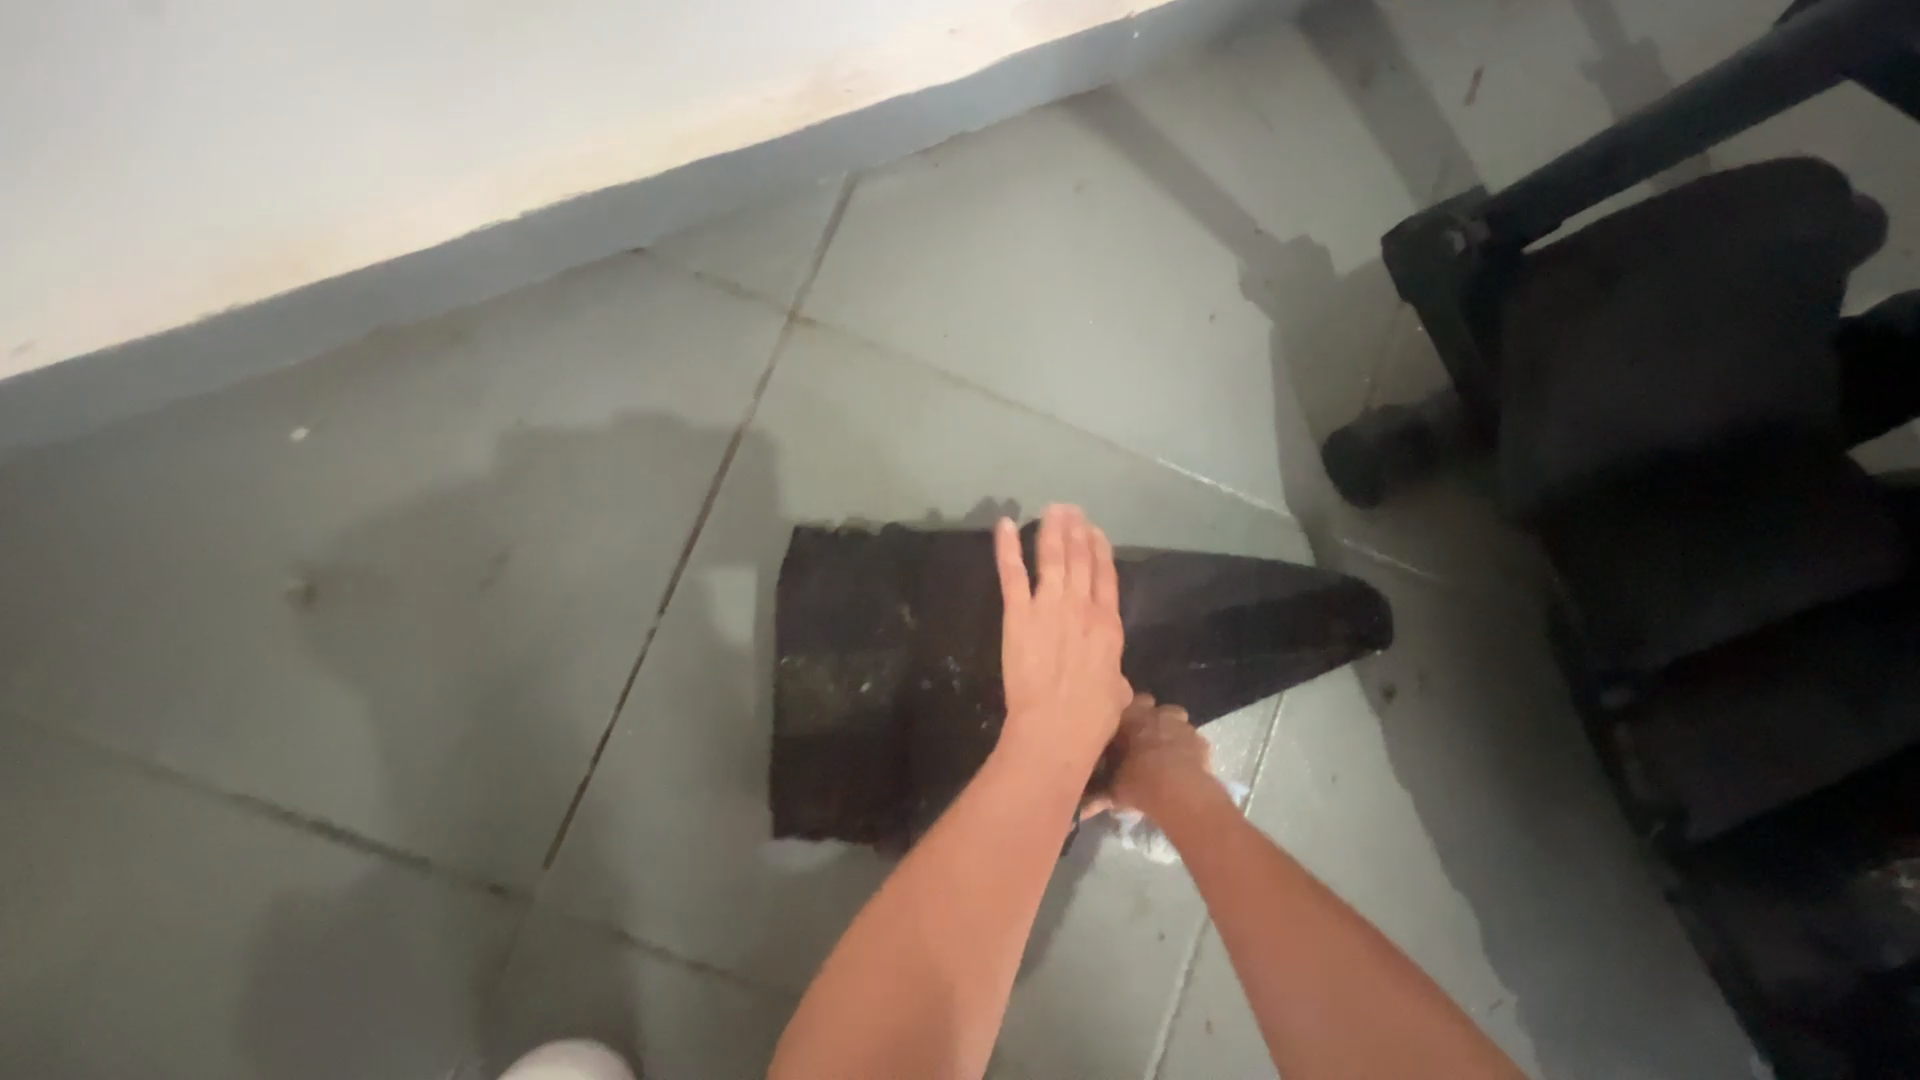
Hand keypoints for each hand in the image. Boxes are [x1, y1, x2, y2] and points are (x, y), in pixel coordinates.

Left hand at [994, 505, 1130, 770]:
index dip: (1101, 551)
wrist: (1057, 727)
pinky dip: (1008, 548)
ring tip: (1052, 508)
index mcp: (1109, 626)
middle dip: (1076, 531)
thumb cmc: (1091, 719)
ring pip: (1052, 558)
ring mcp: (1050, 606)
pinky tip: (1006, 525)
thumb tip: (1114, 681)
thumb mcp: (1116, 694)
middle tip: (1072, 510)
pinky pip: (1013, 574)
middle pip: (1080, 560)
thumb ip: (1114, 677)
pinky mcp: (1019, 614)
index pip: (1106, 578)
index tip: (1097, 532)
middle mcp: (1082, 607)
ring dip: (1052, 530)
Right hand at [1085, 692, 1220, 820]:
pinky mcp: (1201, 741)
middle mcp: (1155, 713)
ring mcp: (1181, 725)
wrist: (1177, 790)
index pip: (1125, 703)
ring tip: (1163, 750)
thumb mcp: (1111, 789)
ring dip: (1169, 729)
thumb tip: (1078, 809)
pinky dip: (1188, 748)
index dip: (1123, 715)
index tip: (1119, 729)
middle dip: (1147, 717)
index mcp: (1129, 715)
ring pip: (1174, 718)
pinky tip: (1183, 764)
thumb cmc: (1136, 780)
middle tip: (1140, 737)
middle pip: (1151, 705)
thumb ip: (1097, 793)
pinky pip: (1192, 739)